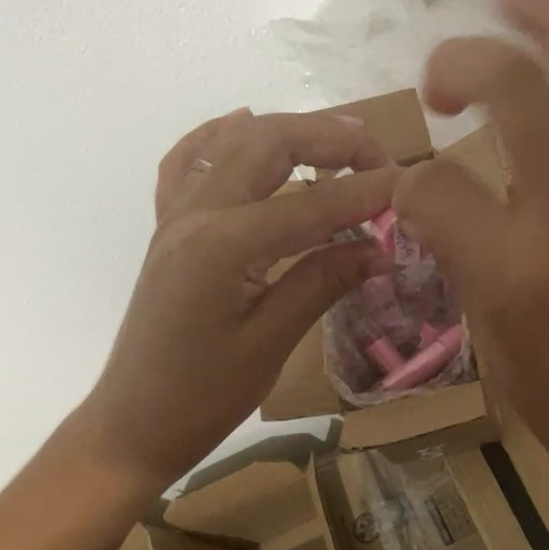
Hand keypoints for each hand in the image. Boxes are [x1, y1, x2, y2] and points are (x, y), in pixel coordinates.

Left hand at [74, 109, 401, 485]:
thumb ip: (323, 282)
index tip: (416, 183)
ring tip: (341, 144)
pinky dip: (221, 136)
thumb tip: (380, 248)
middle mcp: (195, 214)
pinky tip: (243, 124)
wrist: (132, 425)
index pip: (312, 202)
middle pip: (268, 143)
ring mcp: (175, 217)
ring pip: (233, 142)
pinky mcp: (168, 230)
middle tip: (381, 161)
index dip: (369, 190)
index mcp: (223, 244)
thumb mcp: (272, 342)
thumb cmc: (204, 397)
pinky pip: (189, 162)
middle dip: (330, 140)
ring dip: (289, 133)